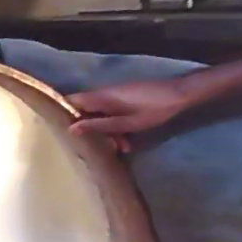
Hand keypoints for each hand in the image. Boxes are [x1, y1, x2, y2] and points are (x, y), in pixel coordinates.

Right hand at [66, 78, 194, 143]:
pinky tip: (126, 140)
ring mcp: (113, 95)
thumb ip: (99, 126)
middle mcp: (102, 94)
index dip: (61, 114)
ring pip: (98, 114)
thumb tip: (72, 129)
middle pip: (83, 110)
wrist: (182, 94)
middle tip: (97, 145)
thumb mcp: (127, 123)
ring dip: (104, 130)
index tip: (59, 129)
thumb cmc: (155, 109)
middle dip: (88, 129)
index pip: (69, 102)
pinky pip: (109, 113)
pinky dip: (113, 126)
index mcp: (100, 98)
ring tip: (119, 146)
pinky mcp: (123, 99)